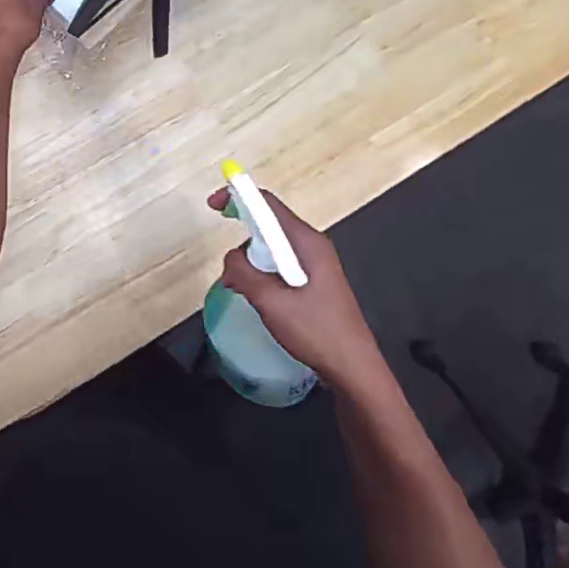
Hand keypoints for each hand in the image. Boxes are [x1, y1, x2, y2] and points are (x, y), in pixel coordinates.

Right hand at [209, 186, 384, 388]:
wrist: (354, 370)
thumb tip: (229, 259)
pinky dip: (263, 276)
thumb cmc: (316, 332)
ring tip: (247, 293)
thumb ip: (244, 273)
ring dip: (252, 265)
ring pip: (272, 249)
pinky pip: (280, 266)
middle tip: (231, 272)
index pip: (267, 203)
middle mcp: (312, 246)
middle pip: (268, 226)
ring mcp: (315, 264)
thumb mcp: (271, 301)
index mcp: (306, 242)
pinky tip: (261, 300)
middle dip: (243, 242)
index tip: (214, 206)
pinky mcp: (314, 282)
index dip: (239, 197)